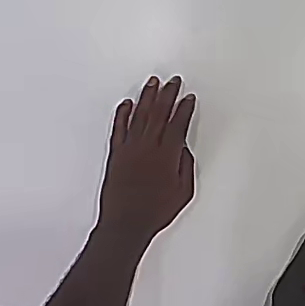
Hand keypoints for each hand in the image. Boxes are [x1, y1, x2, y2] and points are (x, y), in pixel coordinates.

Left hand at [96, 75, 196, 248]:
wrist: (126, 223)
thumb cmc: (154, 211)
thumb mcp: (183, 191)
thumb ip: (185, 166)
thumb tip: (183, 149)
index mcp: (167, 155)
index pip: (178, 123)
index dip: (184, 108)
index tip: (188, 98)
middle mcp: (148, 147)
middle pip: (160, 113)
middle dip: (168, 94)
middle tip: (173, 82)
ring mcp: (130, 148)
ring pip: (140, 114)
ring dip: (147, 96)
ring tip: (153, 83)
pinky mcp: (116, 153)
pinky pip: (119, 127)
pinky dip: (123, 113)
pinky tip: (127, 103)